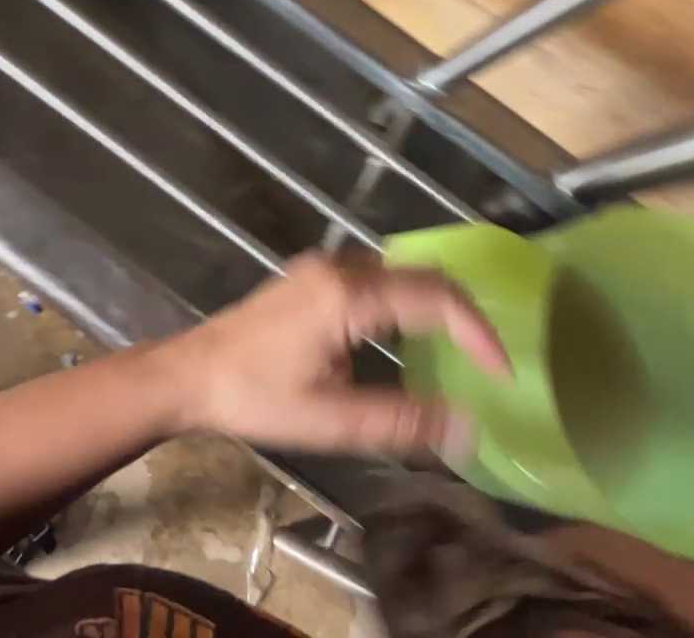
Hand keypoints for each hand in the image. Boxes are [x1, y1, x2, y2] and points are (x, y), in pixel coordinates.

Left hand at [156, 253, 510, 456]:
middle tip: (487, 358)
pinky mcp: (308, 277)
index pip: (435, 296)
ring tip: (459, 348)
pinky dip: (402, 298)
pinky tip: (406, 334)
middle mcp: (337, 268)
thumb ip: (401, 422)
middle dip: (461, 313)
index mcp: (346, 295)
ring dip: (431, 303)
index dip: (478, 331)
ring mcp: (319, 267)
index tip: (502, 371)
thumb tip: (467, 427)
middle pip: (420, 275)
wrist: (191, 374)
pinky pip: (372, 276)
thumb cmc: (255, 396)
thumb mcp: (331, 420)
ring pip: (396, 272)